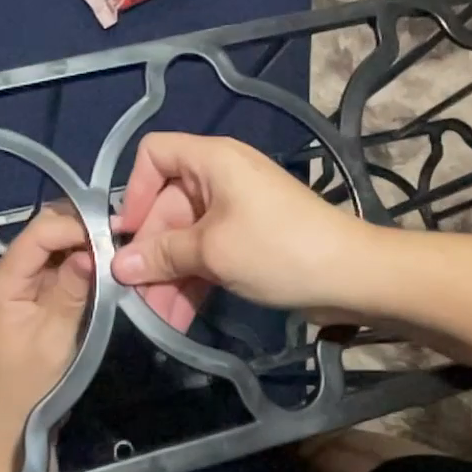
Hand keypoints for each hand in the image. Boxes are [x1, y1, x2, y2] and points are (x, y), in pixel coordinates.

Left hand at [0, 204, 93, 471]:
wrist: (15, 423)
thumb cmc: (31, 384)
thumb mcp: (56, 337)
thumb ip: (72, 290)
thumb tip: (93, 250)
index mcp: (5, 277)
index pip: (40, 233)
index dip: (75, 225)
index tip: (114, 230)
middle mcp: (10, 269)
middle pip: (45, 230)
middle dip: (82, 226)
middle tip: (121, 233)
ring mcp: (24, 278)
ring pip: (55, 242)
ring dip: (85, 239)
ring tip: (118, 242)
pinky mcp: (37, 289)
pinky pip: (60, 261)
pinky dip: (83, 256)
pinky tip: (106, 260)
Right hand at [112, 132, 370, 326]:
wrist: (354, 276)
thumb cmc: (276, 248)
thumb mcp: (212, 252)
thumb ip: (162, 255)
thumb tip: (118, 266)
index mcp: (211, 160)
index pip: (154, 154)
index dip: (136, 191)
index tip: (129, 234)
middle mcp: (219, 176)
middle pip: (166, 205)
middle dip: (150, 250)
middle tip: (133, 294)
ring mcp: (234, 208)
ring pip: (185, 235)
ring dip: (169, 273)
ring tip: (154, 318)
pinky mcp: (248, 237)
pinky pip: (207, 250)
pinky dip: (192, 278)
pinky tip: (177, 316)